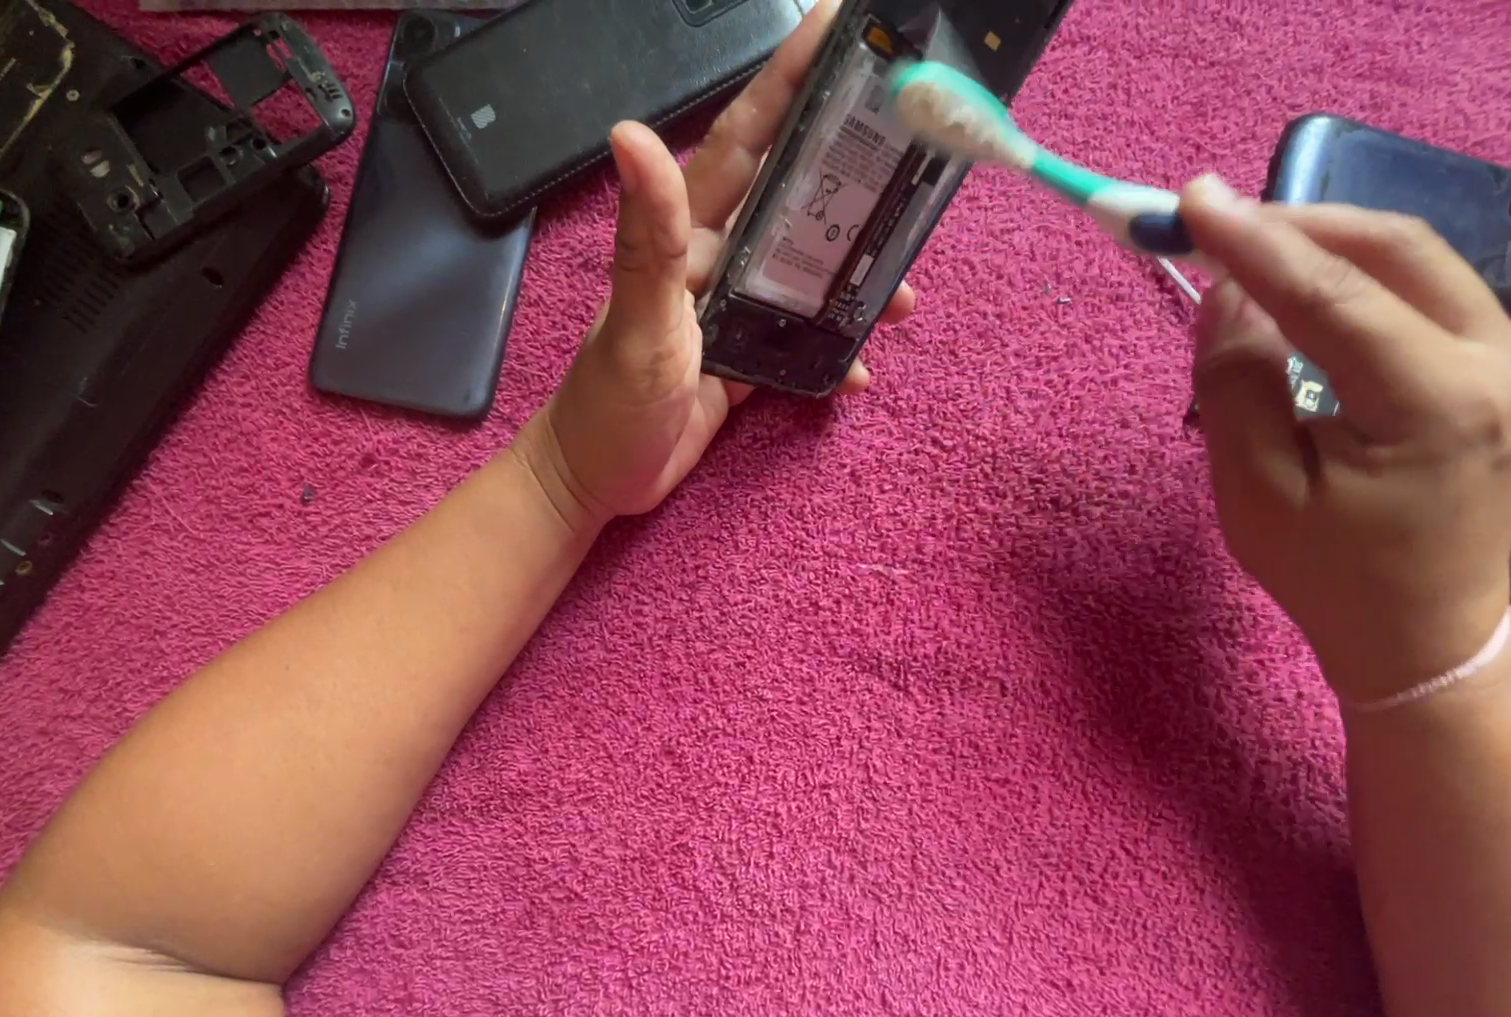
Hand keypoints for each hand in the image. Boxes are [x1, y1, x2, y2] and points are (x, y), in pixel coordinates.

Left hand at [514, 0, 917, 532]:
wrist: (597, 478)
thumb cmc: (609, 403)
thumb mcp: (639, 322)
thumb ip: (648, 238)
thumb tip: (631, 133)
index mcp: (685, 238)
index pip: (742, 144)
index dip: (786, 84)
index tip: (840, 28)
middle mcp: (711, 263)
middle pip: (790, 203)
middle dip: (850, 179)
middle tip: (913, 161)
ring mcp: (727, 313)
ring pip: (803, 275)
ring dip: (853, 280)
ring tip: (900, 295)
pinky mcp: (739, 360)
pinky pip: (795, 341)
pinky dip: (828, 351)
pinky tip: (856, 368)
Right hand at [1180, 176, 1510, 702]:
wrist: (1420, 626)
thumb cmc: (1325, 569)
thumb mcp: (1253, 489)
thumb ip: (1237, 385)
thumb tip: (1228, 298)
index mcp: (1435, 402)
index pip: (1334, 295)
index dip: (1254, 243)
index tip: (1192, 200)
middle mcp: (1499, 361)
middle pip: (1393, 250)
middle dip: (1293, 224)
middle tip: (1209, 218)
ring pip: (1412, 261)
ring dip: (1319, 243)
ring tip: (1239, 245)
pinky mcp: (1497, 365)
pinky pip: (1420, 292)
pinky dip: (1348, 275)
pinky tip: (1294, 285)